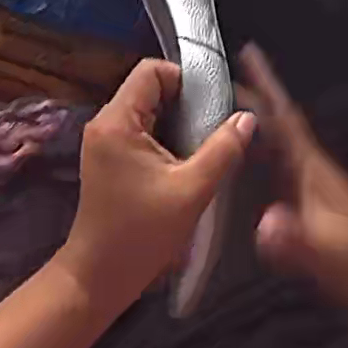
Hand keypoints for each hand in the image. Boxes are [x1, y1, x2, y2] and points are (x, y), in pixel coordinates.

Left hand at [56, 60, 255, 309]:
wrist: (100, 276)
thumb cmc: (141, 234)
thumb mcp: (191, 191)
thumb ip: (222, 150)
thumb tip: (247, 118)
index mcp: (117, 122)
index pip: (150, 71)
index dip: (183, 79)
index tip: (209, 105)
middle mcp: (105, 123)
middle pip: (149, 88)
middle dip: (184, 103)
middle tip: (209, 128)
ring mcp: (104, 141)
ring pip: (148, 110)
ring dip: (176, 122)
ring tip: (199, 147)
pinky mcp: (108, 158)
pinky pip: (141, 130)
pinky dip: (164, 137)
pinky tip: (183, 162)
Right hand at [238, 44, 347, 315]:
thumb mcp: (341, 264)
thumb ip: (304, 244)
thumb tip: (264, 224)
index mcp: (319, 175)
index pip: (289, 122)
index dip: (269, 86)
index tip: (249, 51)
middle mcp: (313, 180)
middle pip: (277, 132)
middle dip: (248, 104)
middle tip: (208, 85)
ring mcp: (310, 202)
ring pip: (272, 156)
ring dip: (247, 134)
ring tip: (212, 120)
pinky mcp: (305, 226)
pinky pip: (268, 183)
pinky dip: (249, 170)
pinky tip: (232, 177)